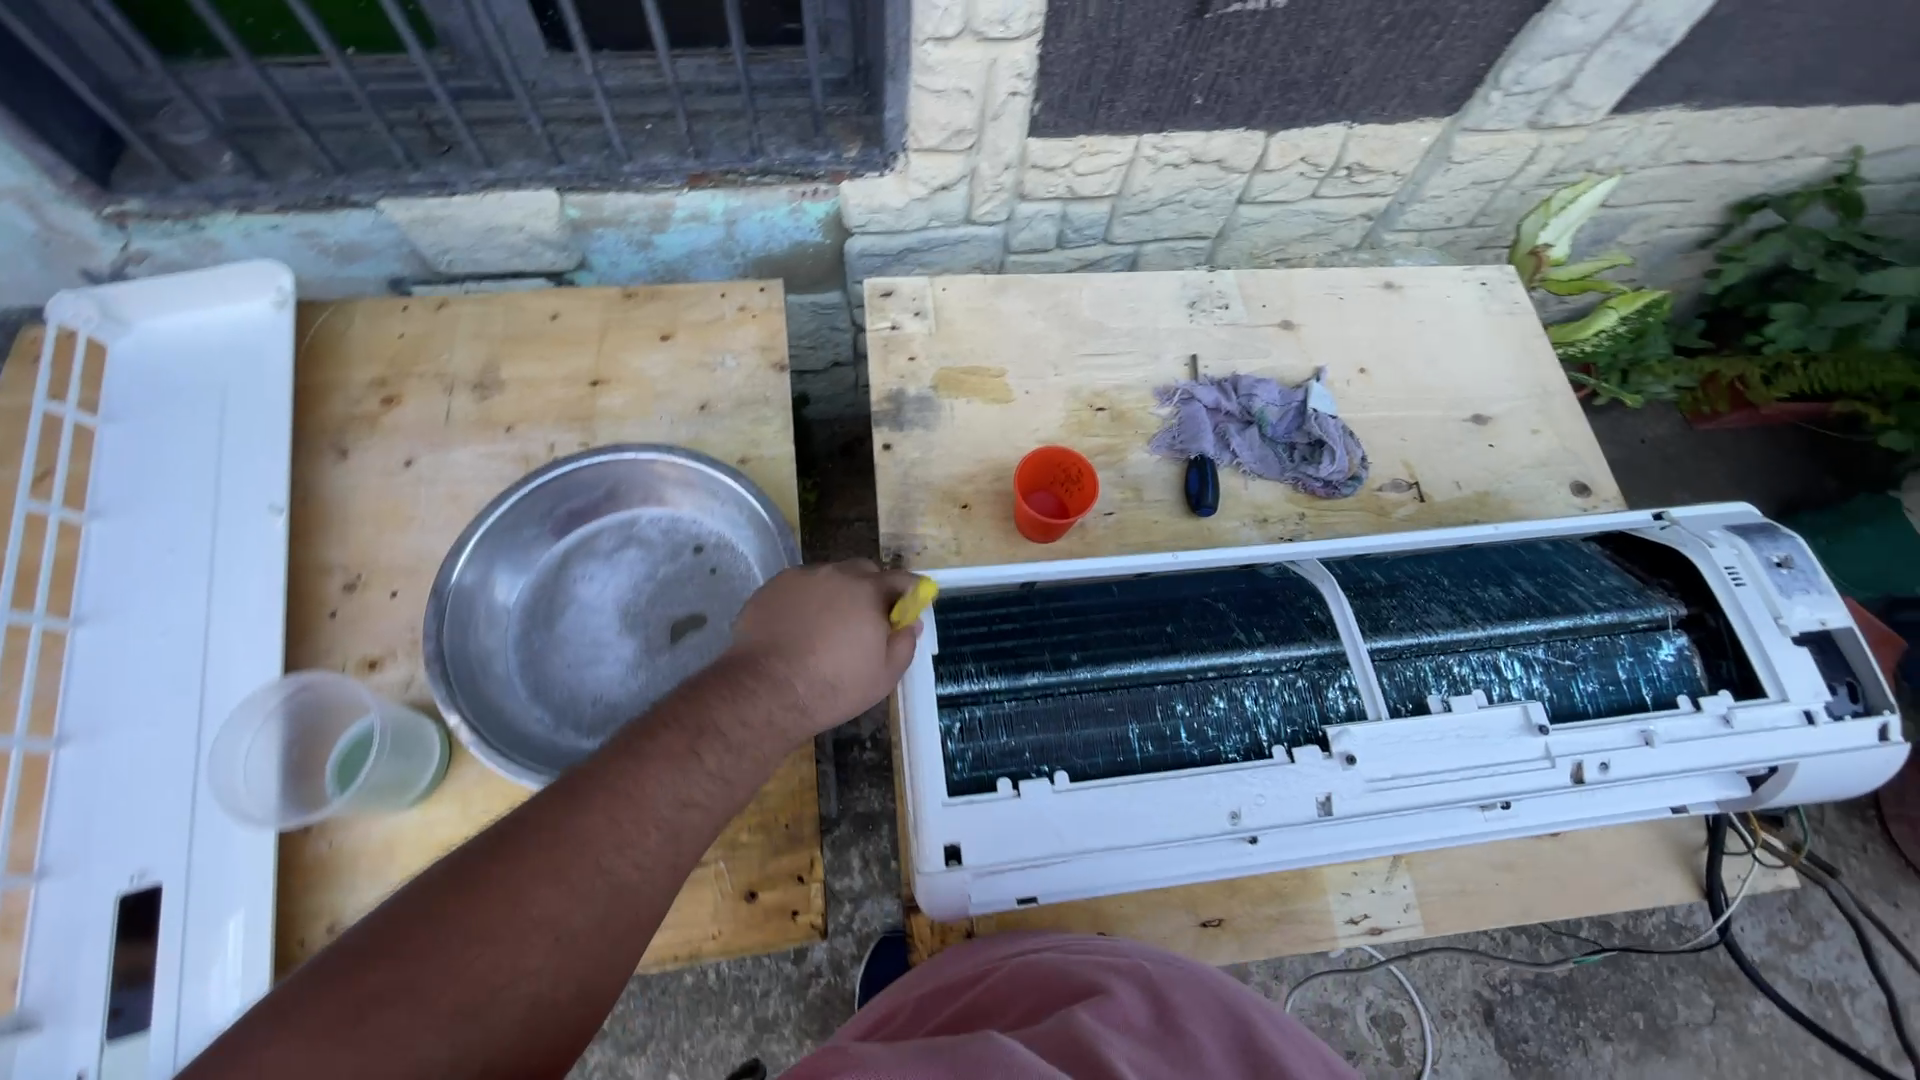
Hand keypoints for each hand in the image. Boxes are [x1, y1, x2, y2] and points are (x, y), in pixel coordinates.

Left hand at [723, 560, 921, 742]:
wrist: (766, 691)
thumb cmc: (833, 686)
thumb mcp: (884, 676)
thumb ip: (904, 643)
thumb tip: (910, 623)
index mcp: (869, 591)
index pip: (902, 579)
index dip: (910, 592)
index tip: (909, 608)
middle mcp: (836, 574)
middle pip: (864, 571)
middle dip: (872, 589)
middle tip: (866, 620)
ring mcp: (801, 577)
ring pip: (829, 577)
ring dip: (836, 593)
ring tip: (827, 626)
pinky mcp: (772, 587)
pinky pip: (800, 587)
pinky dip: (806, 600)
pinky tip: (798, 627)